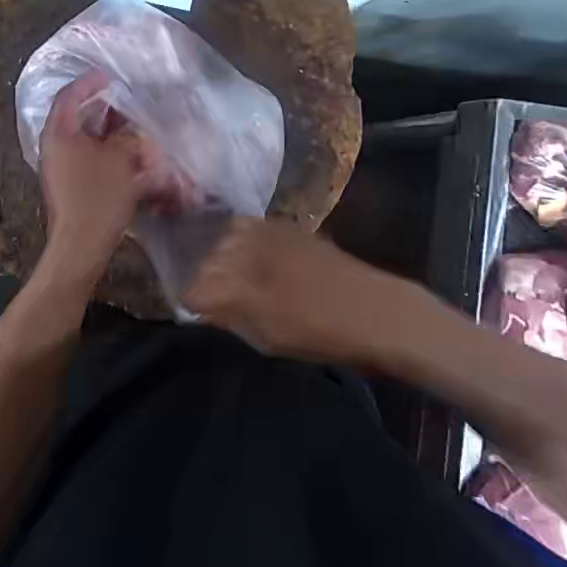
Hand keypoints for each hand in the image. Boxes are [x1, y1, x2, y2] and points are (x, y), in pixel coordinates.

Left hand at [39, 72, 158, 274]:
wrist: (82, 243)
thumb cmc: (99, 196)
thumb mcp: (121, 159)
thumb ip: (126, 137)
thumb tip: (130, 130)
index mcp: (60, 134)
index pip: (69, 97)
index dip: (88, 83)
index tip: (108, 77)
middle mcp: (55, 148)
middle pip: (76, 118)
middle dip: (102, 109)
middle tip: (126, 103)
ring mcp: (61, 168)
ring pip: (85, 140)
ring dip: (108, 132)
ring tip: (133, 129)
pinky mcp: (71, 186)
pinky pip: (90, 159)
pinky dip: (108, 152)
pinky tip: (130, 158)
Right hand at [184, 218, 419, 364]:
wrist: (373, 310)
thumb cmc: (319, 334)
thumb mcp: (267, 339)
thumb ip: (230, 317)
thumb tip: (207, 306)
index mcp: (235, 283)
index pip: (193, 288)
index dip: (194, 302)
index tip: (202, 314)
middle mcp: (247, 249)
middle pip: (207, 258)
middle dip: (207, 277)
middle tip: (218, 299)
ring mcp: (271, 233)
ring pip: (227, 237)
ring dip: (225, 255)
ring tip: (237, 277)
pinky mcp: (291, 227)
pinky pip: (253, 228)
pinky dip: (248, 242)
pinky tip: (259, 261)